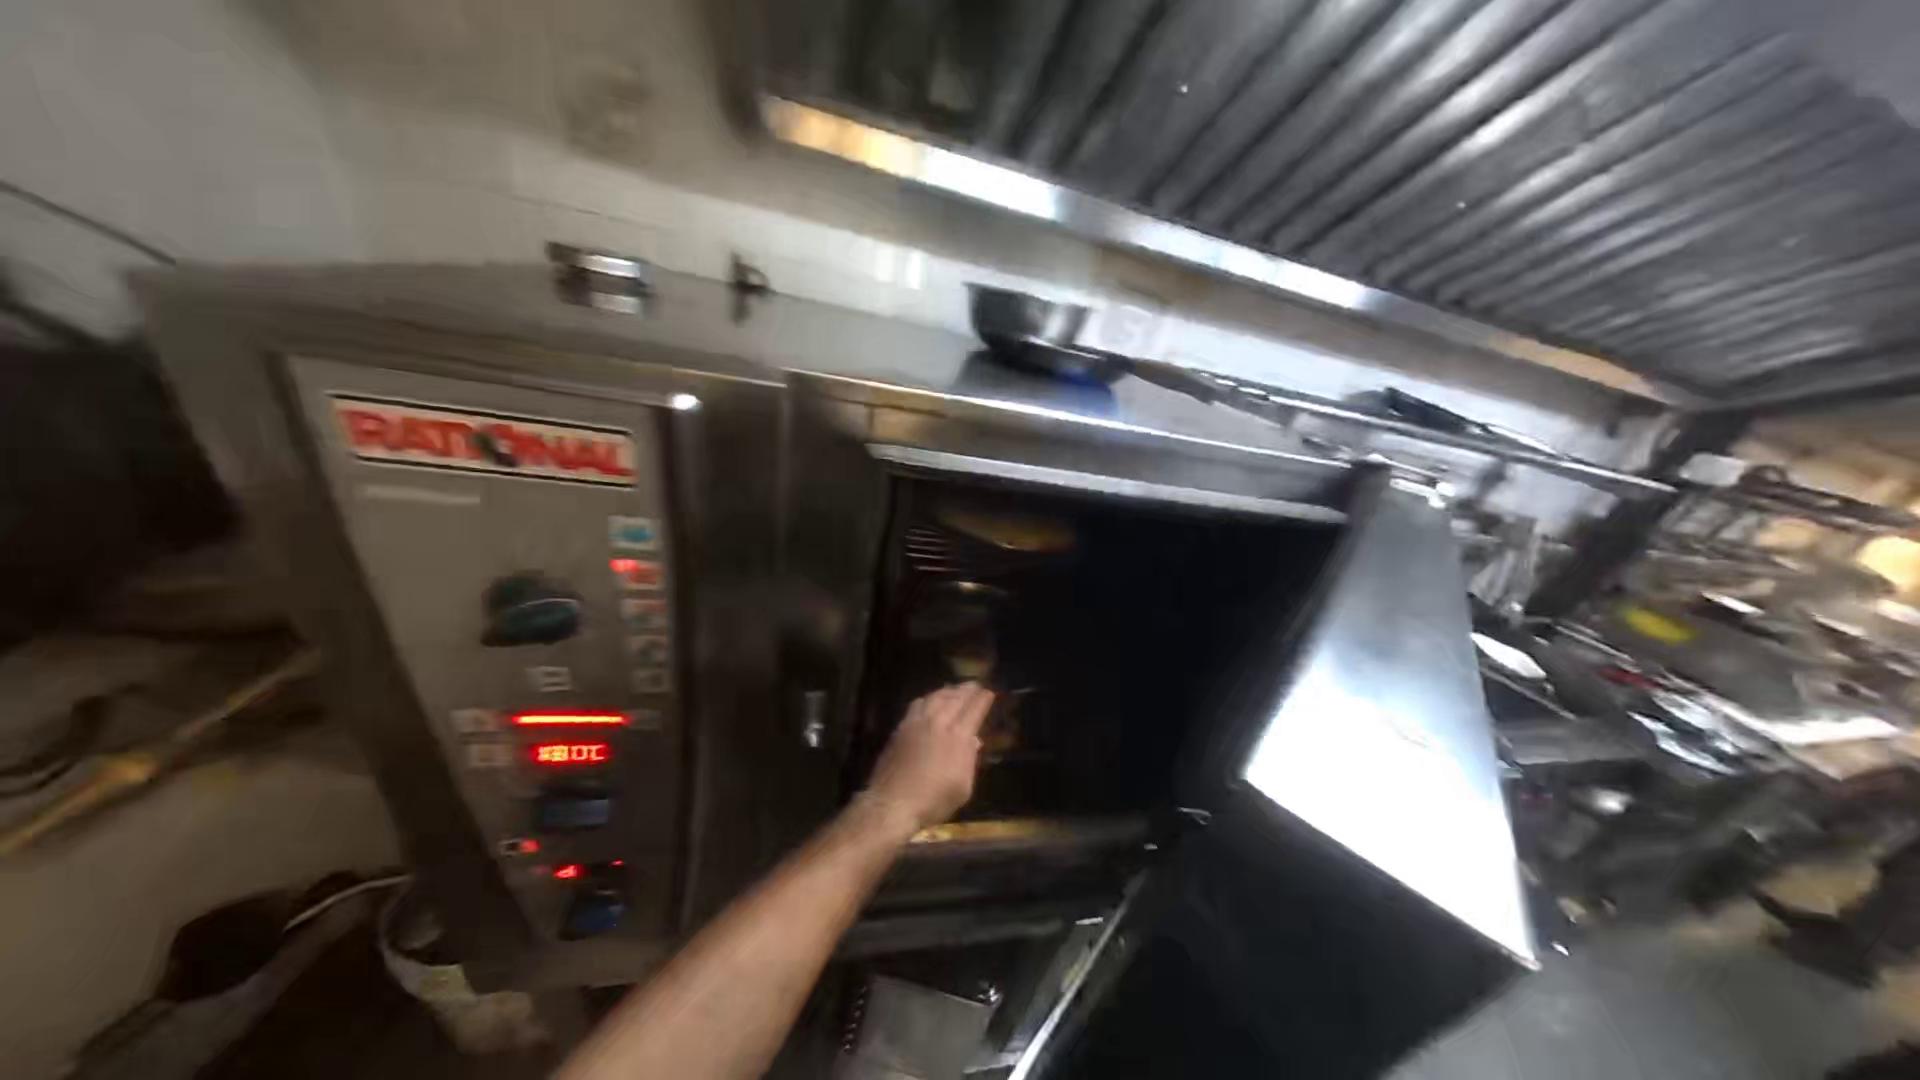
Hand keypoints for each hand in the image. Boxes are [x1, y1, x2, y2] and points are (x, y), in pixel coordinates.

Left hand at [865, 682, 993, 831]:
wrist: (892, 803)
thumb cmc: (933, 801)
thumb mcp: (962, 788)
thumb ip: (969, 760)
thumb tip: (973, 740)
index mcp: (957, 737)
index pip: (973, 710)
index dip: (982, 699)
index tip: (989, 692)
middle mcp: (937, 723)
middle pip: (954, 698)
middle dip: (967, 690)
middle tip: (975, 685)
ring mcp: (916, 723)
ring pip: (934, 697)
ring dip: (947, 691)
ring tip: (954, 689)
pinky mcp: (900, 728)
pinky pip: (917, 705)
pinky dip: (928, 698)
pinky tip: (929, 700)